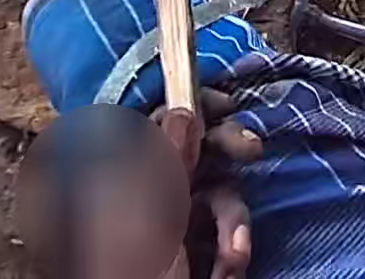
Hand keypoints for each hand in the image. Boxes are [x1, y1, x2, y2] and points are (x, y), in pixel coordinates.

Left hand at [153, 89, 260, 278]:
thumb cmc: (138, 278)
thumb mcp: (145, 225)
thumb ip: (165, 160)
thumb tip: (184, 110)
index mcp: (112, 181)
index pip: (150, 120)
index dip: (187, 105)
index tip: (223, 103)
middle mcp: (136, 193)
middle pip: (186, 147)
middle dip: (223, 150)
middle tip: (253, 149)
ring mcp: (162, 223)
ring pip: (209, 186)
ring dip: (231, 215)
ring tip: (236, 252)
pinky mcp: (187, 250)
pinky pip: (216, 227)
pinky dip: (230, 243)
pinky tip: (233, 266)